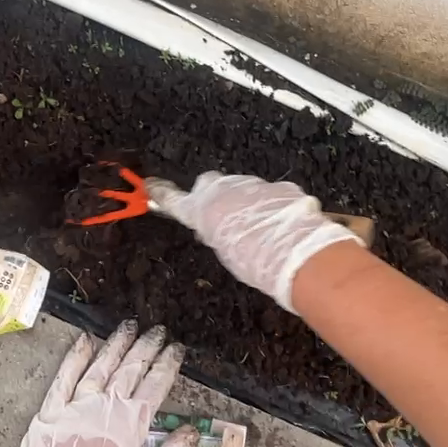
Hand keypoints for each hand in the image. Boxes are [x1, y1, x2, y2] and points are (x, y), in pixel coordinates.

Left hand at [0, 321, 197, 446]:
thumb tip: (190, 433)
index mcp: (131, 424)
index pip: (155, 385)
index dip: (167, 364)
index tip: (176, 349)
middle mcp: (105, 406)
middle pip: (130, 368)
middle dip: (146, 347)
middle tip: (157, 330)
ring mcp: (76, 404)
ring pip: (100, 365)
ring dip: (116, 344)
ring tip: (128, 326)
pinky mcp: (51, 409)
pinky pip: (64, 376)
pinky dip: (75, 356)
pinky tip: (85, 340)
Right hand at [146, 172, 361, 312]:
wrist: (298, 253)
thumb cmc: (255, 262)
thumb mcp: (224, 252)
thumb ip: (214, 233)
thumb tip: (212, 228)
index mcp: (203, 208)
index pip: (175, 199)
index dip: (162, 194)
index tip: (150, 185)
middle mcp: (225, 189)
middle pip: (209, 184)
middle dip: (213, 196)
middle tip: (222, 219)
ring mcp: (254, 184)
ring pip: (241, 188)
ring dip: (244, 201)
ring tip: (257, 227)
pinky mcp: (280, 187)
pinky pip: (269, 193)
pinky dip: (270, 205)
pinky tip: (280, 223)